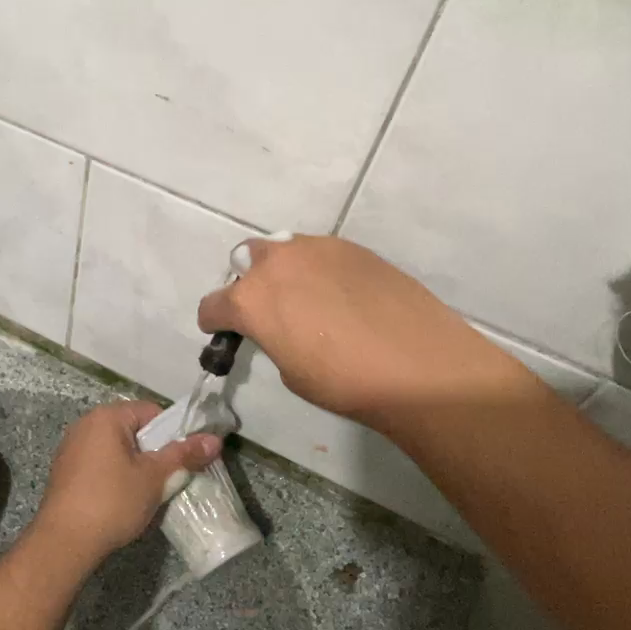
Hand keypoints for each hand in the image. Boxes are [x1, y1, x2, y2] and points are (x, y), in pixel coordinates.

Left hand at [31, 402, 221, 563]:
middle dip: (154, 452)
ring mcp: (71, 449)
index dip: (173, 432)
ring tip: (148, 492)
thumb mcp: (154, 477)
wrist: (65, 541)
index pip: (150, 412)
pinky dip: (115, 476)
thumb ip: (184, 454)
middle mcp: (85, 425)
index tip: (184, 458)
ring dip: (136, 466)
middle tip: (169, 477)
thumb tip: (214, 439)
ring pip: (117, 450)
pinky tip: (122, 501)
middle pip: (133, 430)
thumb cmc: (112, 501)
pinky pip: (100, 465)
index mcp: (106, 417)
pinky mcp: (65, 472)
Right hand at [197, 235, 524, 430]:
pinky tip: (341, 297)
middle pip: (245, 261)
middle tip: (269, 312)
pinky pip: (321, 254)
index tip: (224, 332)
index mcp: (250, 299)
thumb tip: (279, 326)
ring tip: (307, 301)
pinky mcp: (352, 247)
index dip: (215, 322)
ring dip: (284, 272)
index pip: (213, 304)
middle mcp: (276, 263)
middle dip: (249, 284)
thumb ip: (272, 337)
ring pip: (285, 251)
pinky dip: (319, 271)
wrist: (417, 364)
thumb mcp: (290, 370)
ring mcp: (317, 248)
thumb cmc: (344, 382)